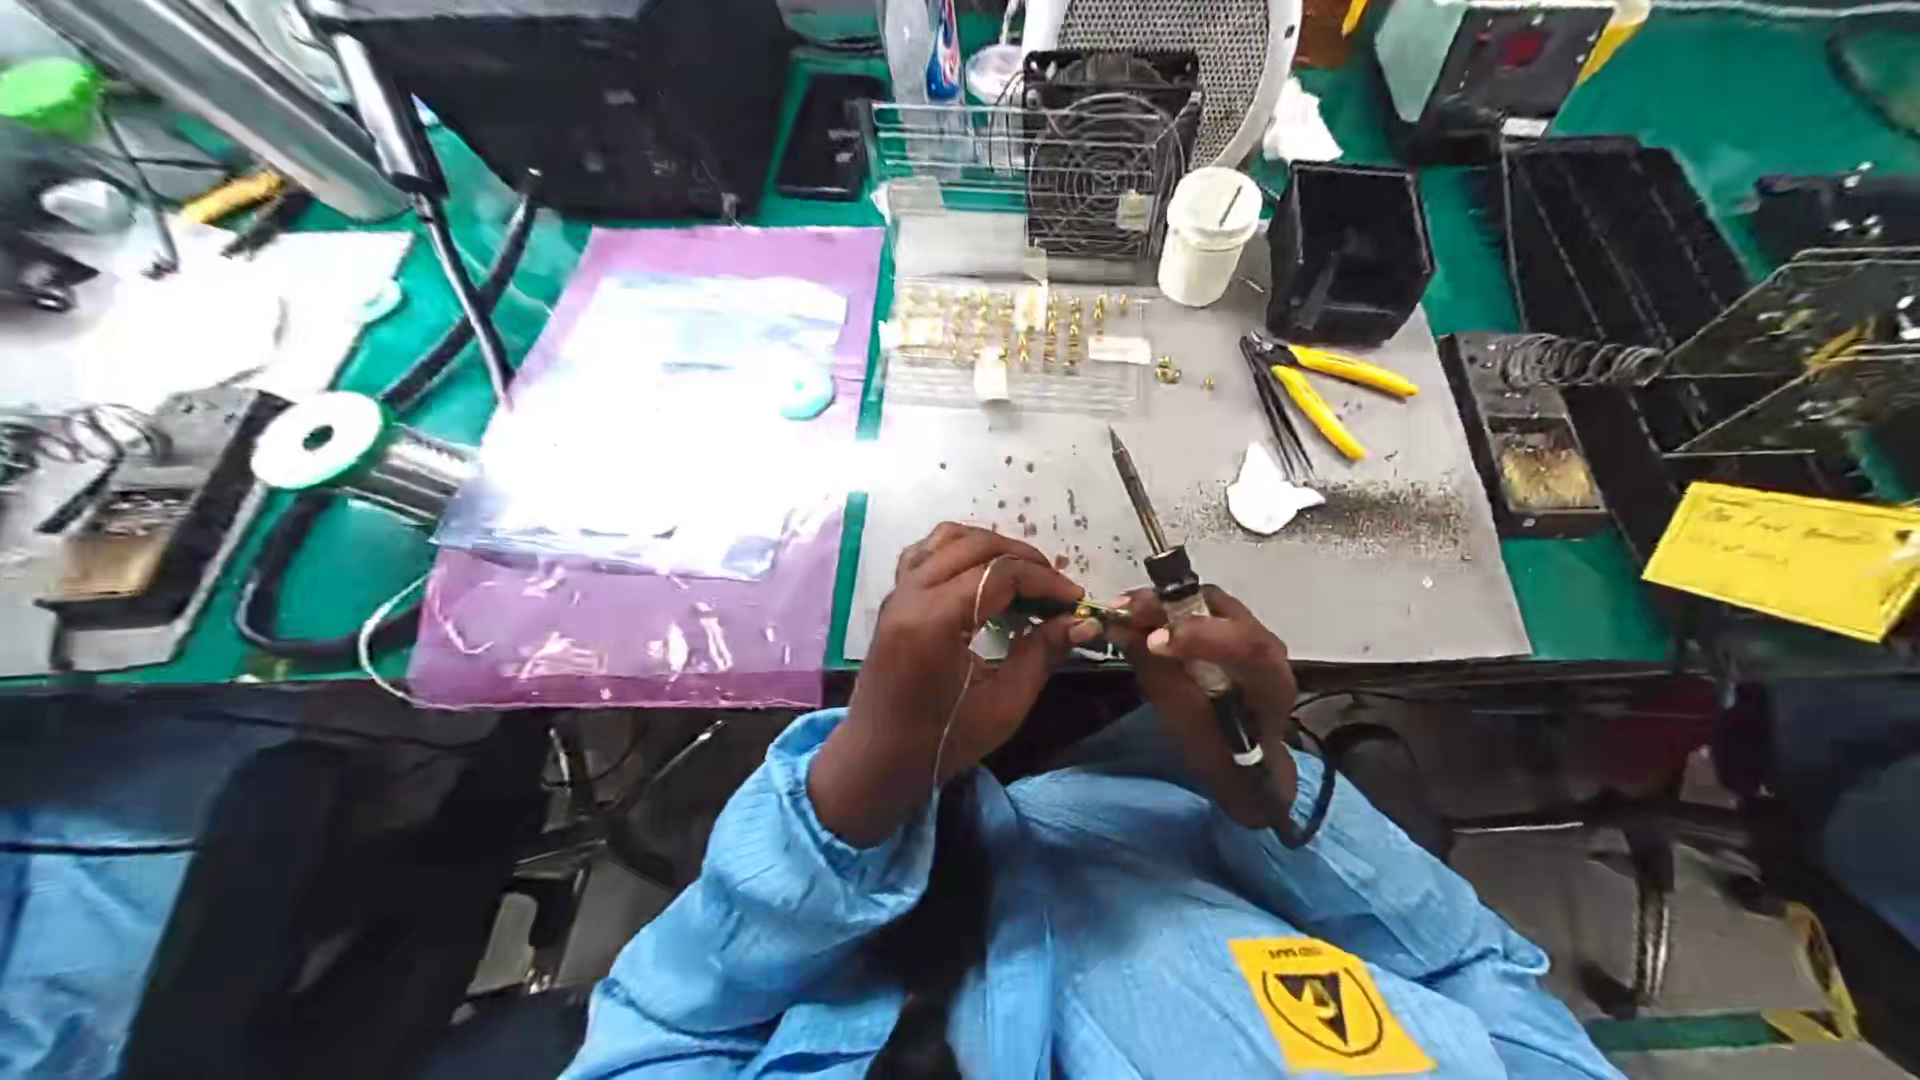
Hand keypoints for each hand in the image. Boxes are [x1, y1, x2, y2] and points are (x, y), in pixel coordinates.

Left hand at [810, 523, 1083, 845]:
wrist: (877, 758)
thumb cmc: (940, 741)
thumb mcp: (1003, 706)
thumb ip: (1042, 654)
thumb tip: (1083, 622)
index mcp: (935, 622)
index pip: (1001, 573)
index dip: (1045, 580)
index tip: (1074, 599)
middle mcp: (912, 594)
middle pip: (977, 546)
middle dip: (1025, 559)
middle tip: (1054, 590)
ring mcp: (898, 592)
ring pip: (949, 537)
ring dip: (992, 546)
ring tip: (1022, 576)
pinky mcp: (894, 597)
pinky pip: (925, 551)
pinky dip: (959, 548)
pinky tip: (980, 572)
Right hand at [1106, 585, 1298, 826]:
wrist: (1244, 761)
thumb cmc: (1217, 750)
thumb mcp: (1184, 723)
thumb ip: (1157, 673)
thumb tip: (1120, 630)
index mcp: (1269, 681)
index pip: (1246, 645)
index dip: (1198, 636)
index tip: (1153, 642)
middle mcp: (1268, 647)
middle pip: (1221, 608)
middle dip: (1168, 604)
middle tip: (1123, 609)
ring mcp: (1250, 632)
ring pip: (1205, 601)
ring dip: (1161, 602)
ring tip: (1122, 608)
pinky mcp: (1230, 627)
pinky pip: (1197, 607)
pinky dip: (1164, 608)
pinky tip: (1135, 613)